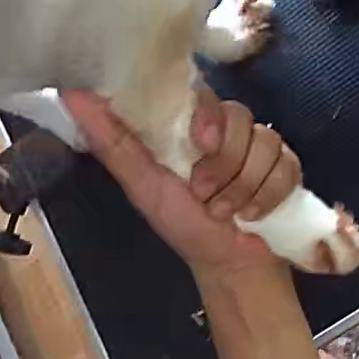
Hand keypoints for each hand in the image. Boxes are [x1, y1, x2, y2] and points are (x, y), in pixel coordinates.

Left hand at [62, 88, 299, 276]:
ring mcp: (263, 150)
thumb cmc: (186, 226)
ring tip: (228, 211)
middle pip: (241, 118)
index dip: (208, 114)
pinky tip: (254, 213)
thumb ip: (113, 141)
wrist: (231, 264)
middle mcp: (230, 133)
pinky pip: (287, 167)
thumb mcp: (143, 186)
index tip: (202, 143)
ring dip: (245, 185)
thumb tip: (71, 93)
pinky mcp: (288, 169)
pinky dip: (268, 195)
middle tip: (206, 194)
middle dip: (225, 163)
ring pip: (266, 143)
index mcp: (191, 129)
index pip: (205, 93)